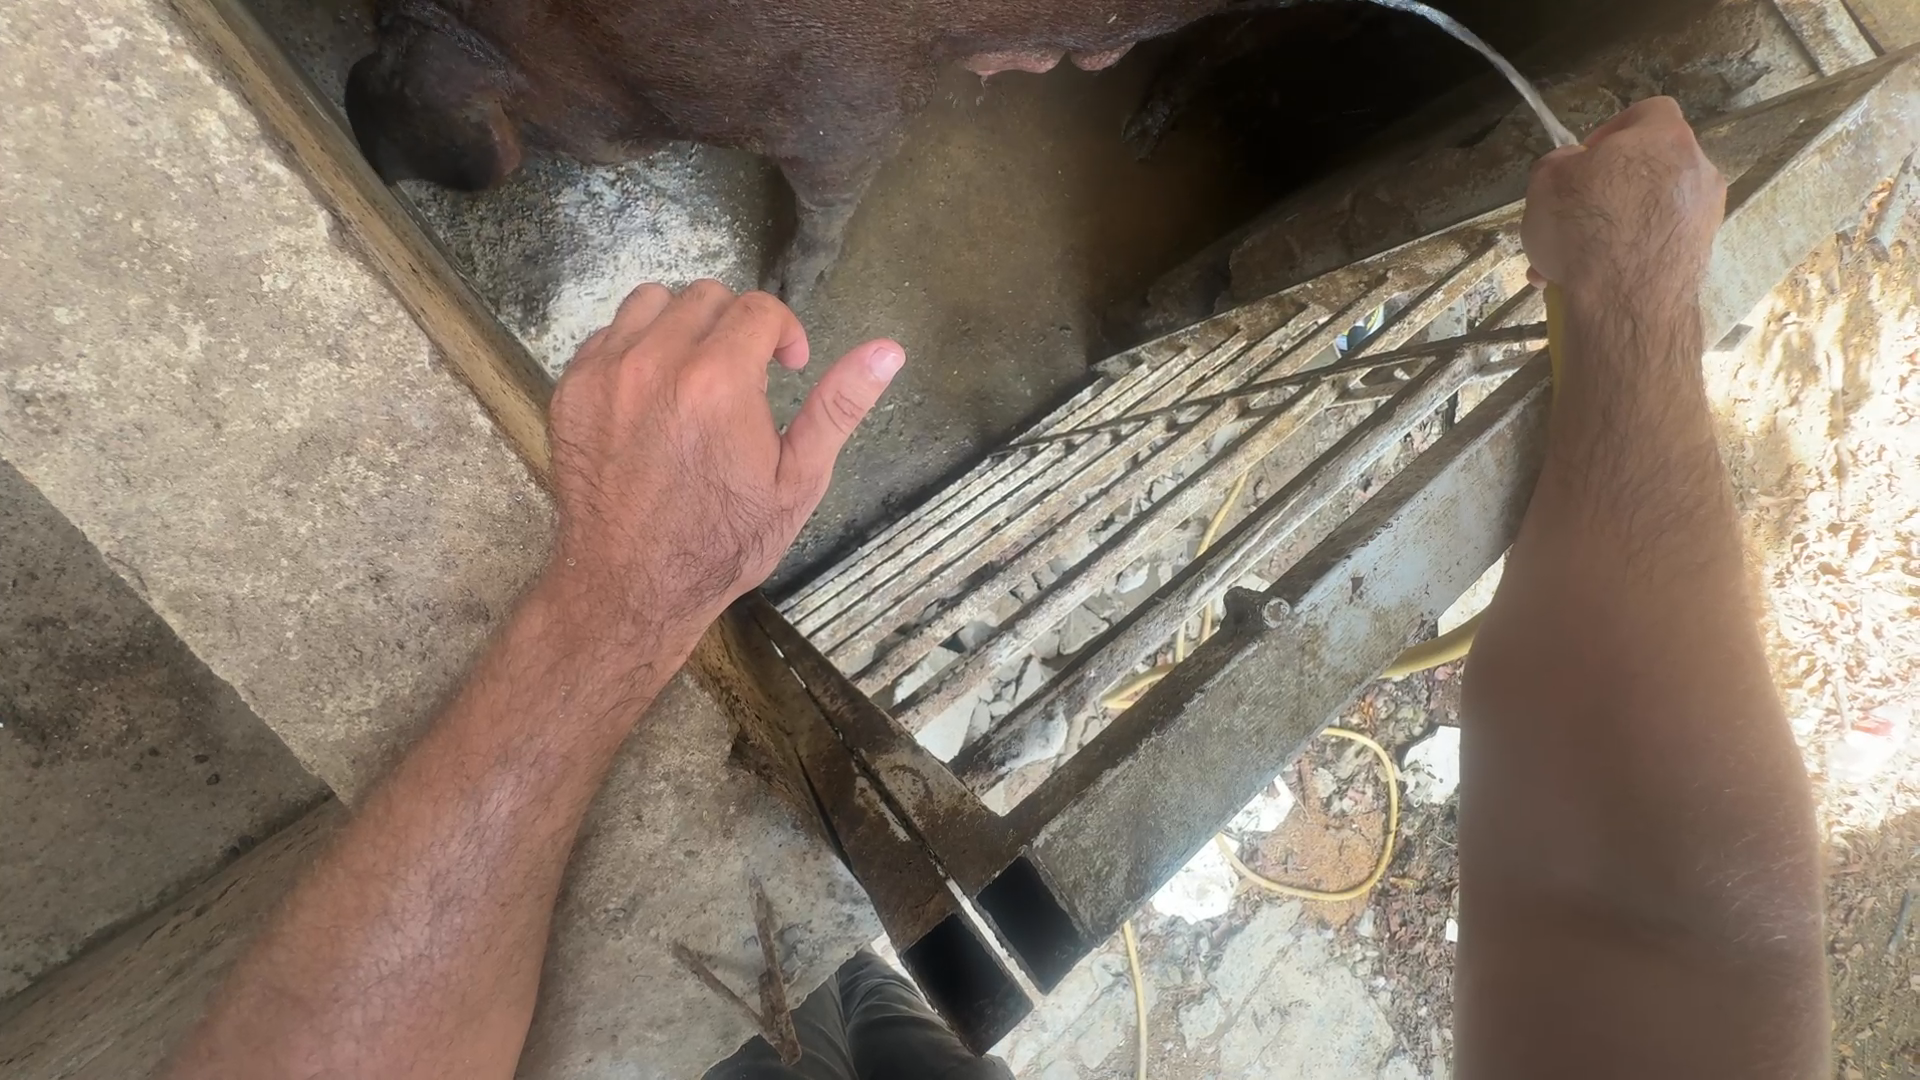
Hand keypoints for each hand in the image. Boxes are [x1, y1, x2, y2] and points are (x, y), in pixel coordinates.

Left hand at [542, 280, 902, 635]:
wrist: (636, 585)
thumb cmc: (727, 539)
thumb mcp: (799, 479)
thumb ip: (839, 406)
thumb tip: (888, 351)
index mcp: (720, 380)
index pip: (758, 308)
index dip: (786, 332)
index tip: (789, 366)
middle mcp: (656, 361)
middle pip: (707, 297)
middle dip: (739, 327)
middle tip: (749, 377)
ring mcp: (605, 373)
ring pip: (653, 302)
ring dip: (687, 326)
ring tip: (700, 375)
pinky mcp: (572, 390)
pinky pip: (610, 335)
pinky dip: (640, 347)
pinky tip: (657, 393)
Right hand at [1523, 97, 1725, 301]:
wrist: (1625, 292)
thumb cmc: (1582, 225)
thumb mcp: (1544, 184)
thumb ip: (1556, 165)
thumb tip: (1571, 164)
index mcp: (1660, 136)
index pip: (1646, 112)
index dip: (1609, 132)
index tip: (1580, 161)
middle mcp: (1694, 164)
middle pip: (1644, 167)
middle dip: (1602, 193)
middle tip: (1565, 222)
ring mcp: (1703, 208)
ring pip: (1644, 211)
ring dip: (1607, 230)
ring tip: (1565, 263)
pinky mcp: (1698, 247)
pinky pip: (1652, 242)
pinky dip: (1623, 255)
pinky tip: (1590, 278)